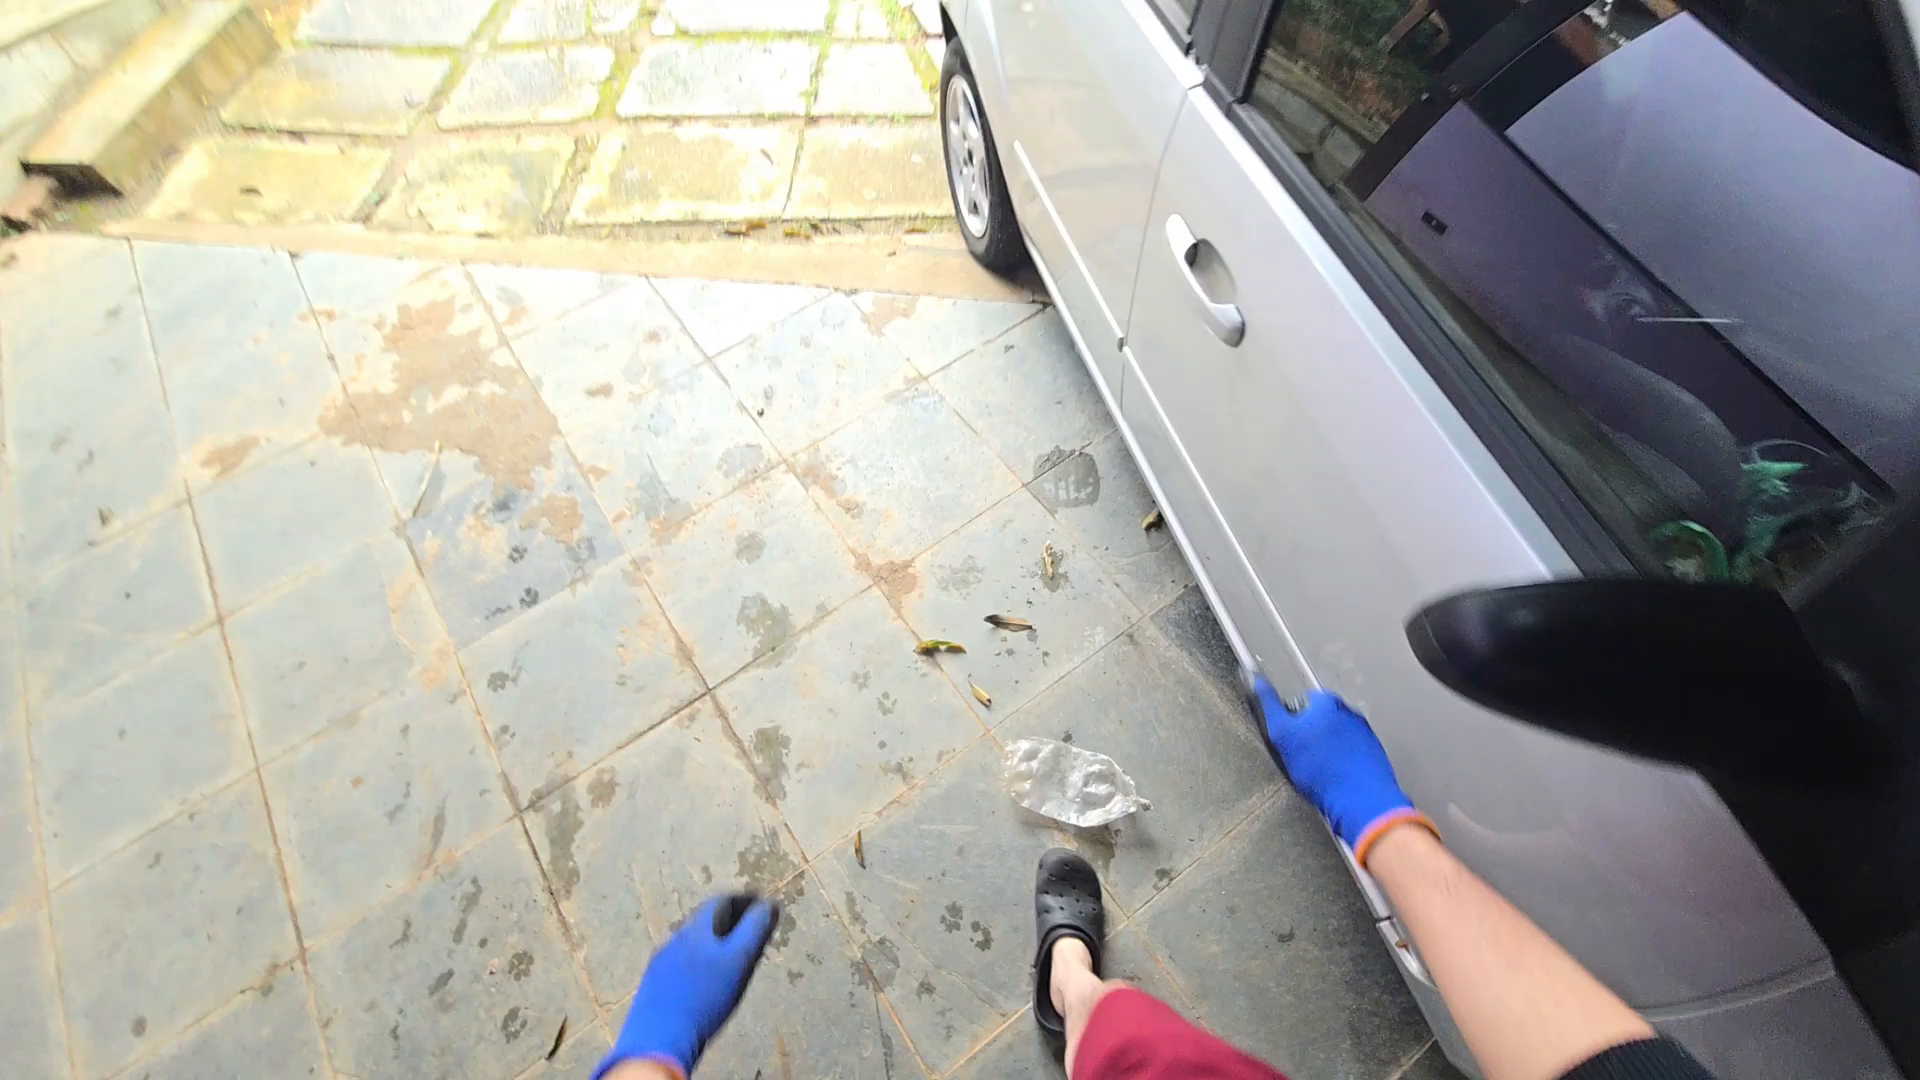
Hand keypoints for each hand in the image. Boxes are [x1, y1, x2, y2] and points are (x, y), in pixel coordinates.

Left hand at [595, 894, 778, 1079]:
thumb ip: (756, 928)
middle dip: (729, 922)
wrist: (659, 1041)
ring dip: (712, 944)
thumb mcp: (740, 960)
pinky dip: (698, 963)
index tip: (761, 907)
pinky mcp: (652, 985)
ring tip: (728, 960)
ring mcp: (660, 962)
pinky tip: (704, 982)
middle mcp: (675, 937)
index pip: (723, 900)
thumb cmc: (706, 997)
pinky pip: (680, 963)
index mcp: (696, 927)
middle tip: (748, 934)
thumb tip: (770, 905)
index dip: (745, 900)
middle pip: (706, 921)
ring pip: (692, 943)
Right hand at [1252, 677, 1432, 864]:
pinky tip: (1335, 778)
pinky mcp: (1376, 755)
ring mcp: (1365, 733)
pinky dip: (1342, 763)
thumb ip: (1267, 703)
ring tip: (1319, 773)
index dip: (1288, 725)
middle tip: (1301, 759)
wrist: (1362, 802)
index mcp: (1327, 701)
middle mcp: (1349, 712)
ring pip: (1334, 738)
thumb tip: (1256, 680)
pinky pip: (1350, 754)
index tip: (1288, 744)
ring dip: (1325, 751)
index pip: (1297, 705)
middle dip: (1308, 737)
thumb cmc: (1320, 769)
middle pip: (1317, 720)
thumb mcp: (1281, 734)